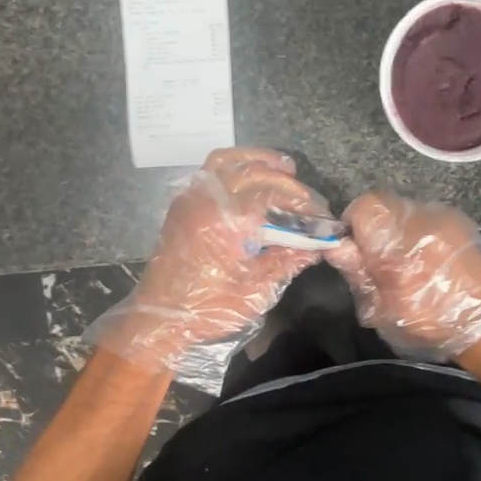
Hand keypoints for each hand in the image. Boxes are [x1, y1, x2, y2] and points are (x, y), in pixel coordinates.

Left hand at [86, 149, 328, 382]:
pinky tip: (251, 181)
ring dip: (258, 161)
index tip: (322, 216)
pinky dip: (234, 168)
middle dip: (286, 182)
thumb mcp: (256, 291)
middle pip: (253, 172)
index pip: (273, 194)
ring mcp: (190, 199)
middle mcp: (206, 199)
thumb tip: (317, 247)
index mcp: (226, 219)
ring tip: (284, 169)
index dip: (302, 203)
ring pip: (227, 161)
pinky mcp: (182, 206)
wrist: (159, 320)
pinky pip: (209, 171)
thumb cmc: (208, 308)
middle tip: (308, 200)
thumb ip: (287, 262)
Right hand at [327, 190, 480, 359]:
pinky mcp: (462, 222)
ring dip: (399, 230)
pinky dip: (421, 233)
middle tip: (382, 259)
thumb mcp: (380, 309)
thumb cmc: (427, 324)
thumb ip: (358, 272)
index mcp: (397, 245)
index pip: (364, 207)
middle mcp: (421, 221)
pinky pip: (429, 217)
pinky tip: (430, 259)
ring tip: (408, 261)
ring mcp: (445, 218)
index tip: (357, 248)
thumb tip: (338, 246)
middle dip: (377, 228)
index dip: (354, 224)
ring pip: (407, 210)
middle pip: (385, 205)